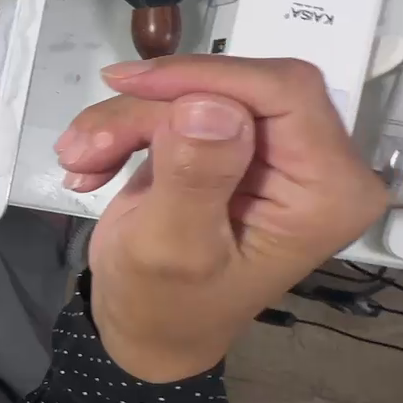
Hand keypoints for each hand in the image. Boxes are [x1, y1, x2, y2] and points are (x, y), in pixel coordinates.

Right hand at [53, 56, 388, 381]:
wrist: (141, 326)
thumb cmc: (162, 301)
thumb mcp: (172, 247)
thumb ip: (195, 177)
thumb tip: (209, 107)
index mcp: (325, 188)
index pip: (285, 92)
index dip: (206, 76)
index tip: (126, 84)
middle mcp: (308, 162)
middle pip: (226, 89)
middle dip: (145, 111)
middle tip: (82, 150)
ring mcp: (260, 154)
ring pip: (185, 96)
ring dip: (117, 124)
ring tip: (76, 165)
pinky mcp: (217, 149)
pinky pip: (165, 112)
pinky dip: (116, 133)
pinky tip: (88, 167)